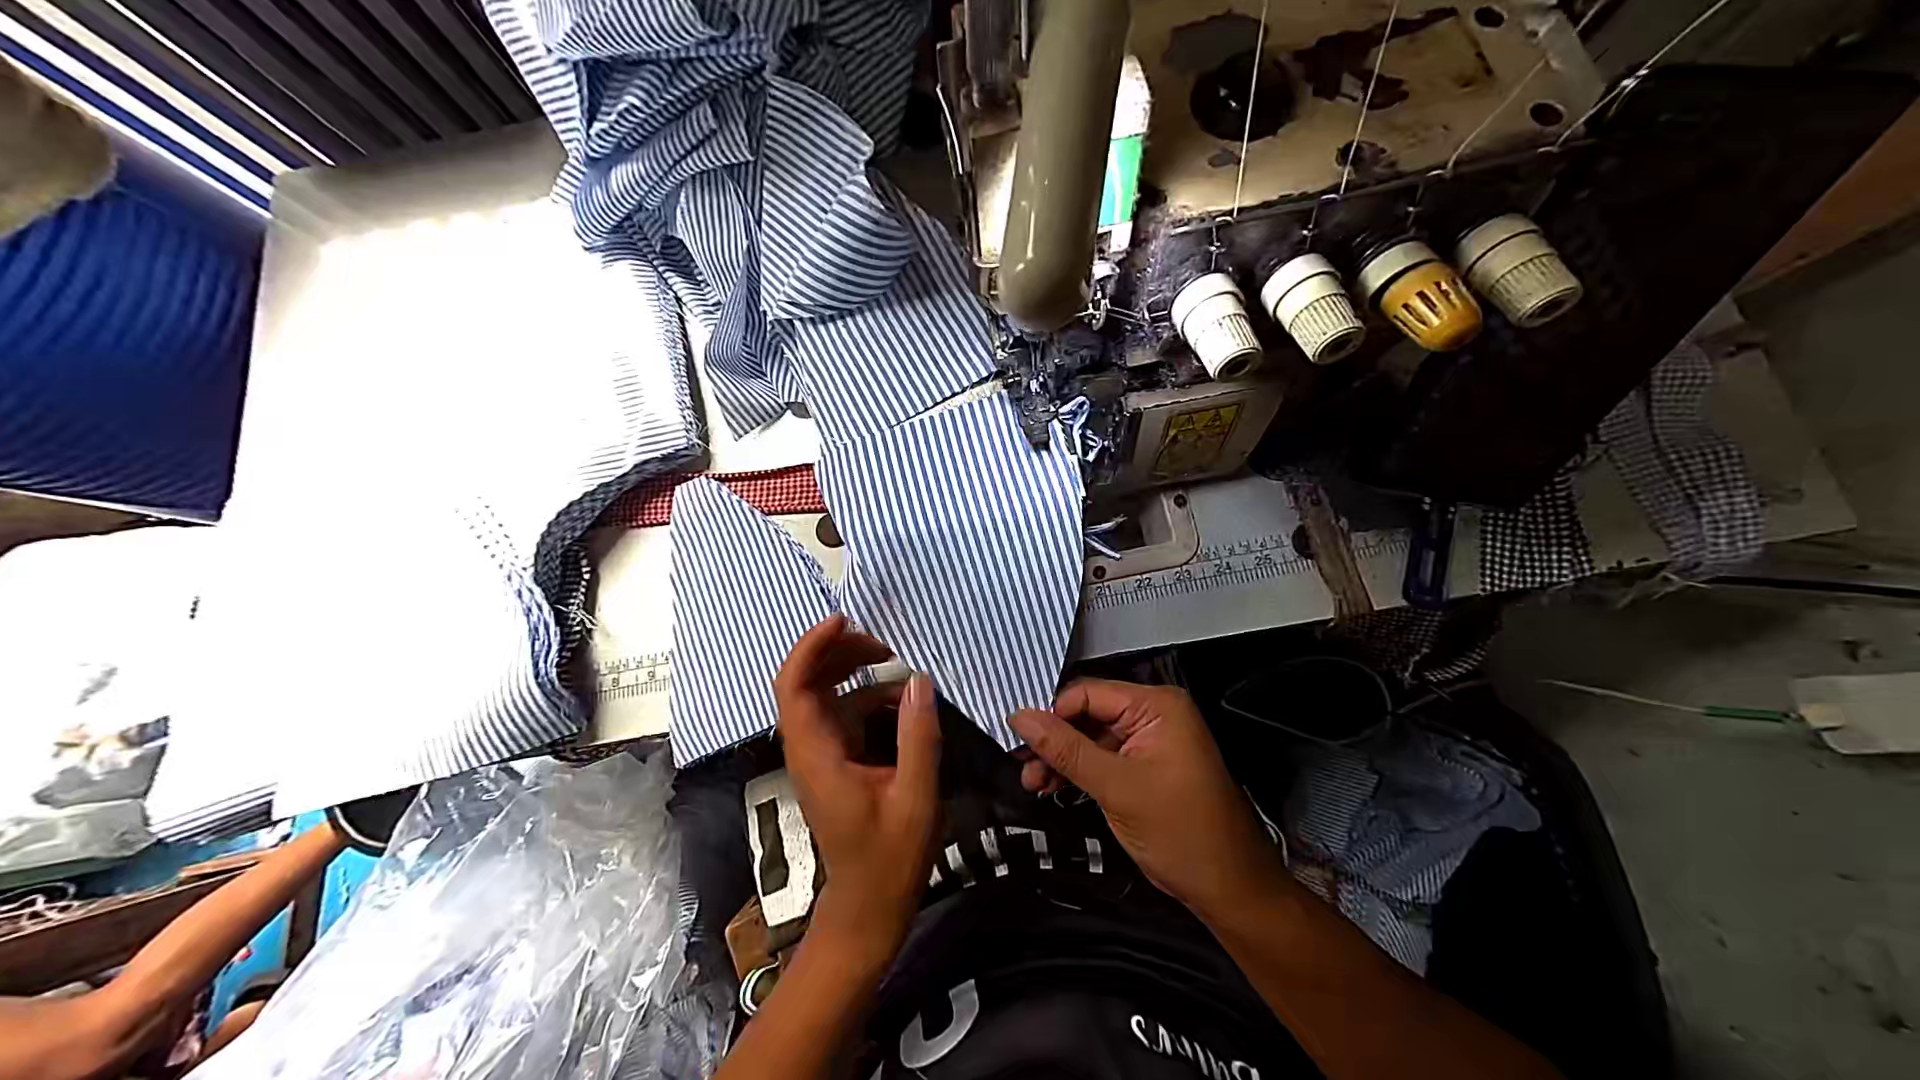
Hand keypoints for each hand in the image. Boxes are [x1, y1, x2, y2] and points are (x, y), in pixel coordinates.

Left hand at [774, 615, 941, 954]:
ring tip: (897, 663)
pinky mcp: (835, 763)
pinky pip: (844, 715)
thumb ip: (918, 737)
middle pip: (806, 683)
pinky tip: (901, 701)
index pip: (793, 687)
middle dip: (839, 653)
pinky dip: (868, 698)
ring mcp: (820, 755)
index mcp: (816, 755)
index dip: (811, 648)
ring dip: (855, 673)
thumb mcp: (915, 797)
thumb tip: (920, 681)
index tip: (843, 621)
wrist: (868, 908)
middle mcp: (809, 749)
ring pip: (825, 696)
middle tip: (883, 642)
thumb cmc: (888, 859)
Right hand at [1010, 679, 1282, 920]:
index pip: (1086, 693)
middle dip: (1053, 741)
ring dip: (1060, 760)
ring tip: (1035, 784)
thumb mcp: (1116, 788)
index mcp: (1157, 706)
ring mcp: (1150, 741)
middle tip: (1025, 767)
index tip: (1021, 741)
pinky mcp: (1144, 766)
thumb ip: (1065, 749)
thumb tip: (1022, 718)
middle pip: (1085, 714)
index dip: (1051, 715)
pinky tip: (1056, 787)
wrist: (1229, 888)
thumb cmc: (1186, 835)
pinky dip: (1077, 772)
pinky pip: (1101, 757)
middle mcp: (1154, 715)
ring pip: (1089, 737)